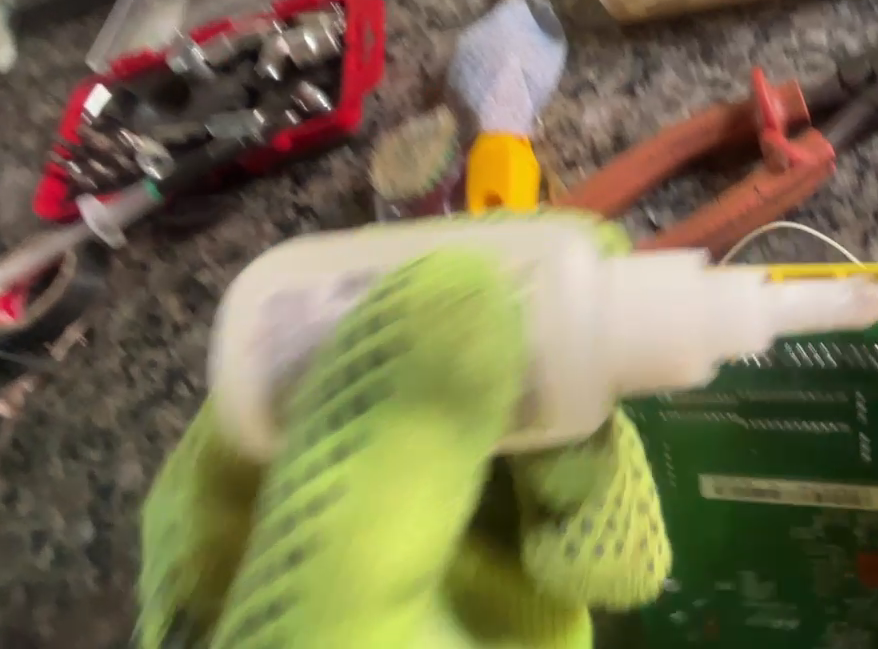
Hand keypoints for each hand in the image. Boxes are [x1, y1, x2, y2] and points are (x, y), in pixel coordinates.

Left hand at [135, 221, 669, 648]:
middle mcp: (360, 466)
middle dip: (550, 375)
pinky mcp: (519, 560)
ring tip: (584, 549)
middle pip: (473, 353)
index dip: (461, 273)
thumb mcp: (342, 612)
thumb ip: (393, 446)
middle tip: (602, 389)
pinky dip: (605, 519)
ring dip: (585, 464)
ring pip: (542, 414)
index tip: (561, 265)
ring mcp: (446, 513)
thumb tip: (461, 278)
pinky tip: (601, 577)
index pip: (364, 312)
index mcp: (273, 455)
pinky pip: (581, 489)